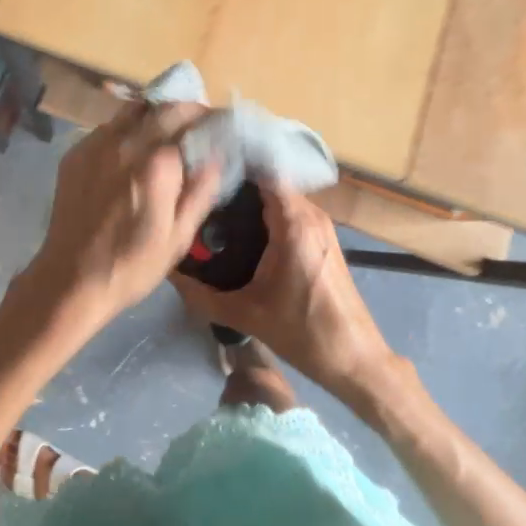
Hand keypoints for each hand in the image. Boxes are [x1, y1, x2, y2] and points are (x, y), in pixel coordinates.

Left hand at [27, 102, 221, 323]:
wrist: (70, 278)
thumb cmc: (132, 264)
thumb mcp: (179, 236)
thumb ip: (200, 191)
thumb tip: (216, 156)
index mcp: (156, 164)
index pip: (189, 120)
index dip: (209, 118)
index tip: (220, 122)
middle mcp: (125, 143)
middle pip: (162, 107)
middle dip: (184, 110)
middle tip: (196, 123)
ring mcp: (96, 144)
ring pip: (132, 110)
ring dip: (154, 114)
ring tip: (164, 132)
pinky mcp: (75, 153)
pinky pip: (108, 128)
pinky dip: (127, 129)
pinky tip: (130, 152)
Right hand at [171, 185, 392, 392]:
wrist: (355, 360)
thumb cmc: (304, 333)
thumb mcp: (246, 315)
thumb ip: (202, 295)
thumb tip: (169, 275)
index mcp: (294, 223)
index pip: (262, 172)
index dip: (233, 165)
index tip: (203, 167)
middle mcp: (311, 215)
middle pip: (268, 182)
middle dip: (236, 184)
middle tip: (201, 191)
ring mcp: (321, 226)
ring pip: (280, 197)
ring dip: (251, 199)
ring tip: (216, 207)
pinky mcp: (324, 239)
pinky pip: (290, 212)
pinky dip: (267, 213)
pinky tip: (242, 230)